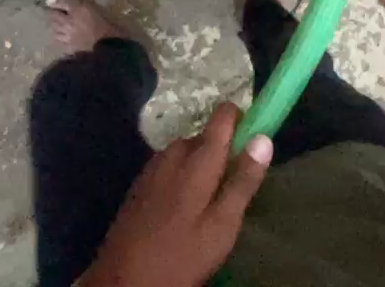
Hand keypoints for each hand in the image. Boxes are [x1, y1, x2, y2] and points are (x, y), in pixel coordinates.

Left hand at [79, 103, 272, 286]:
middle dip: (222, 156)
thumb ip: (243, 181)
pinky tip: (180, 213)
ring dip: (201, 169)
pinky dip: (181, 179)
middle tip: (229, 195)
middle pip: (207, 136)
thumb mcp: (222, 226)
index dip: (242, 122)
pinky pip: (170, 167)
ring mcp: (153, 165)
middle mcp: (174, 150)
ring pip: (188, 153)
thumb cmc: (179, 255)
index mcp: (198, 156)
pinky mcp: (140, 182)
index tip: (251, 148)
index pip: (224, 114)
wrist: (120, 281)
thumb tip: (264, 138)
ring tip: (205, 209)